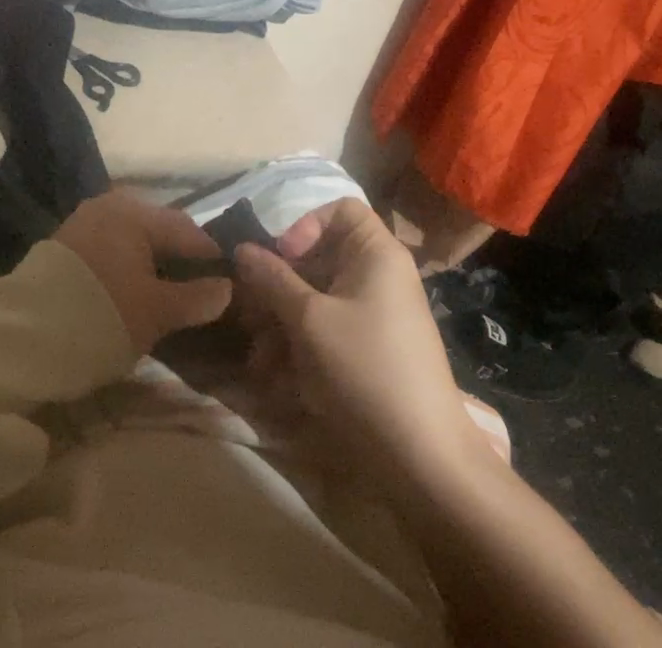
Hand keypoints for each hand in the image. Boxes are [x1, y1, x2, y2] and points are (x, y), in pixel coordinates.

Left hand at [53, 191, 233, 354]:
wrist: (24, 337)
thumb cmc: (104, 314)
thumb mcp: (158, 312)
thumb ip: (197, 298)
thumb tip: (225, 288)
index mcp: (135, 212)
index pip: (189, 232)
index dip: (213, 260)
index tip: (230, 287)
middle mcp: (108, 207)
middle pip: (160, 233)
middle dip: (181, 262)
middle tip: (201, 295)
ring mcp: (82, 225)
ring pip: (134, 244)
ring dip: (154, 267)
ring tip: (169, 299)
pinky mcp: (64, 248)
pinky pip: (111, 253)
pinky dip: (128, 271)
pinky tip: (136, 296)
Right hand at [233, 198, 472, 475]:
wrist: (418, 452)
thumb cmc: (364, 369)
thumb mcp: (308, 320)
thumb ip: (272, 279)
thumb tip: (243, 248)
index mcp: (377, 254)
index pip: (339, 210)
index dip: (303, 226)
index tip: (279, 259)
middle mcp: (378, 277)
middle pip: (320, 258)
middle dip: (278, 286)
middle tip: (249, 315)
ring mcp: (374, 315)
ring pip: (316, 299)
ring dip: (280, 324)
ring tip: (259, 359)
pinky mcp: (367, 350)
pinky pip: (326, 331)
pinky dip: (299, 348)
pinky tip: (276, 380)